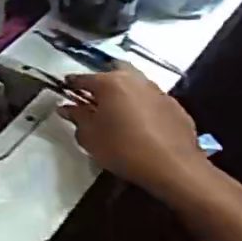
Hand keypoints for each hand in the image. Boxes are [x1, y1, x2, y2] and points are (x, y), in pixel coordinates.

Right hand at [60, 68, 223, 207]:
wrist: (175, 168)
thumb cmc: (124, 149)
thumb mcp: (89, 136)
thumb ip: (76, 117)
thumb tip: (67, 108)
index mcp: (110, 83)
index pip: (83, 78)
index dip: (71, 85)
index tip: (64, 91)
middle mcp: (135, 81)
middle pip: (115, 71)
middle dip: (103, 80)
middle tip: (94, 97)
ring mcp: (159, 93)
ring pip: (136, 85)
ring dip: (125, 94)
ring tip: (117, 113)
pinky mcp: (177, 109)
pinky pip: (153, 101)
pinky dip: (143, 107)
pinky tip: (140, 126)